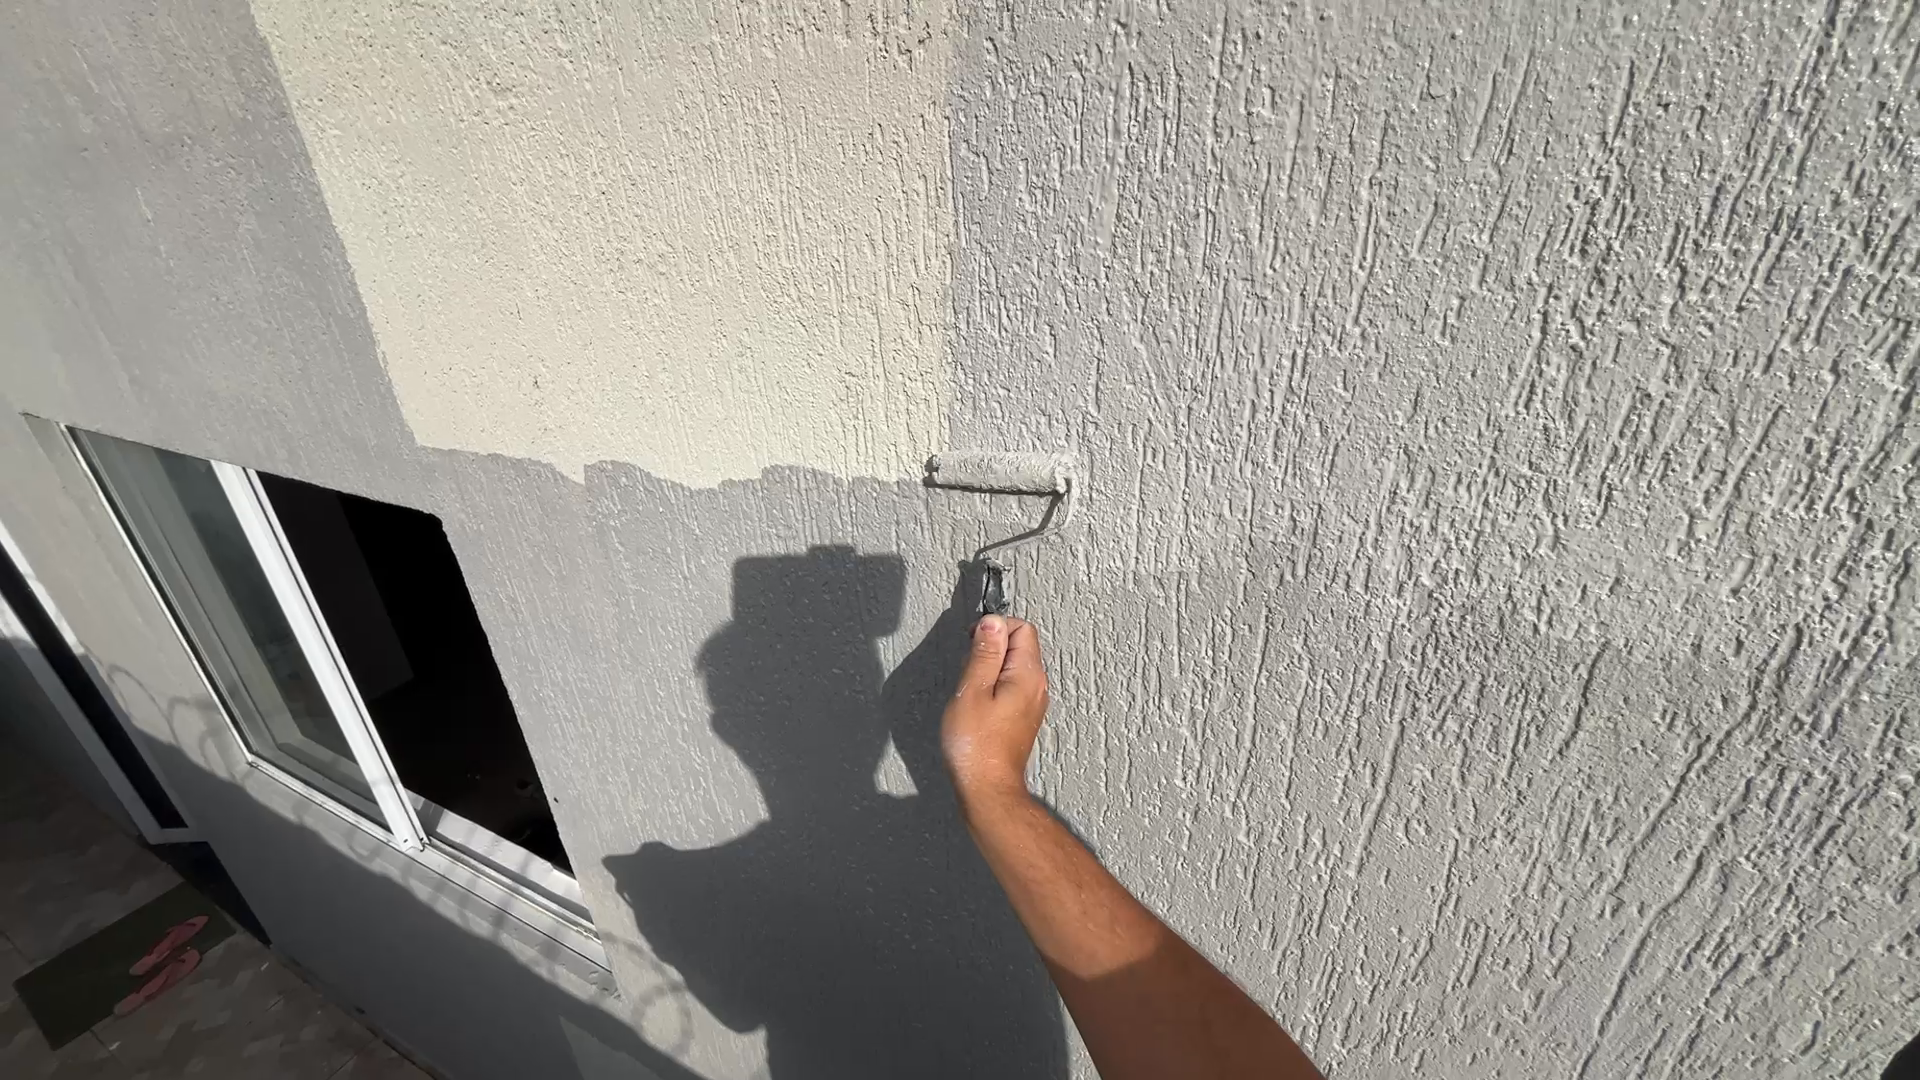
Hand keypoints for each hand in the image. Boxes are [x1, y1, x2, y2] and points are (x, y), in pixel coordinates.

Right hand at [941, 614, 1049, 798]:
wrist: (987, 789)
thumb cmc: (976, 745)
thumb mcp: (972, 690)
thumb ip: (984, 652)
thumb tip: (992, 621)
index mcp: (1028, 674)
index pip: (1022, 627)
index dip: (994, 627)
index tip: (972, 642)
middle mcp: (1037, 685)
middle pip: (1019, 644)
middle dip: (991, 647)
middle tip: (969, 671)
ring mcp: (1032, 702)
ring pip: (1014, 664)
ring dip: (990, 667)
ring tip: (971, 691)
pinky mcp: (1023, 715)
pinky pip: (1011, 684)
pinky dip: (993, 685)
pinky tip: (977, 704)